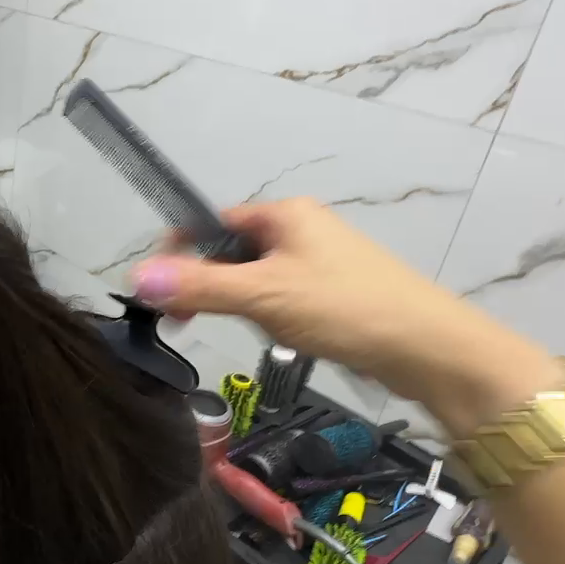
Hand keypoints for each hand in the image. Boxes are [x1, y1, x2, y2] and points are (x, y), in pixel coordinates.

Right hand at [131, 199, 559, 434]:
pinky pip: (280, 295)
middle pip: (230, 251)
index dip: (179, 252)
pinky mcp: (333, 291)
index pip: (210, 222)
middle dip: (207, 284)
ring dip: (238, 302)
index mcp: (284, 213)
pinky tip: (278, 336)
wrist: (429, 350)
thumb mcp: (262, 295)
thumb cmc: (343, 308)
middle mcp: (300, 228)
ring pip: (254, 277)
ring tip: (247, 329)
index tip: (159, 291)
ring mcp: (319, 260)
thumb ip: (199, 286)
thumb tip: (135, 277)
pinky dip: (267, 314)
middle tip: (186, 320)